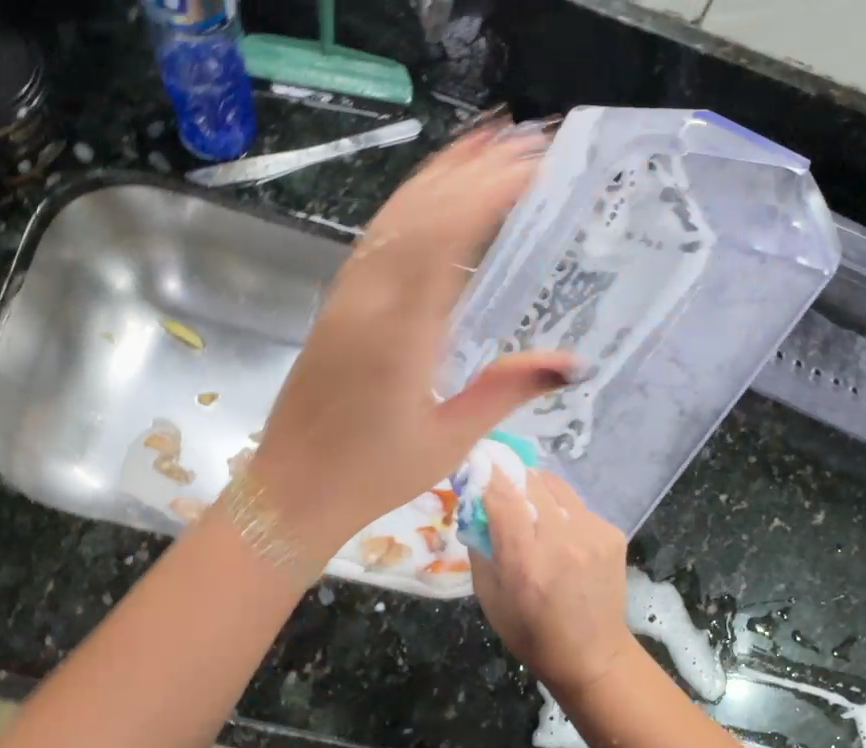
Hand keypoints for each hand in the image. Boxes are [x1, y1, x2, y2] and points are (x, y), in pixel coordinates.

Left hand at [247, 122, 573, 567]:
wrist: (291, 491)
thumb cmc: (372, 475)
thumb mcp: (449, 439)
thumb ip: (506, 390)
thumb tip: (574, 363)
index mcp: (401, 332)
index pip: (448, 236)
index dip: (491, 190)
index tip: (534, 163)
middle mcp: (369, 300)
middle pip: (421, 212)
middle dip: (473, 169)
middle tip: (524, 137)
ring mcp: (345, 298)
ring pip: (392, 218)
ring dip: (438, 176)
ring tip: (483, 144)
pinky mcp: (335, 307)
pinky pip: (374, 241)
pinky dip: (407, 206)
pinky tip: (431, 197)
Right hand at [471, 469, 637, 695]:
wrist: (591, 654)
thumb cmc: (530, 632)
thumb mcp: (488, 596)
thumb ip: (480, 547)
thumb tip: (476, 509)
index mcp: (524, 559)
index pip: (502, 495)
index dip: (487, 476)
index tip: (477, 465)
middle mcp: (560, 539)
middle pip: (531, 482)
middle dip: (512, 478)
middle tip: (502, 482)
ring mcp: (591, 534)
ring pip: (558, 488)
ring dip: (539, 490)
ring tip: (531, 506)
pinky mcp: (612, 534)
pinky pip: (579, 507)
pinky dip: (563, 511)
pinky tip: (561, 534)